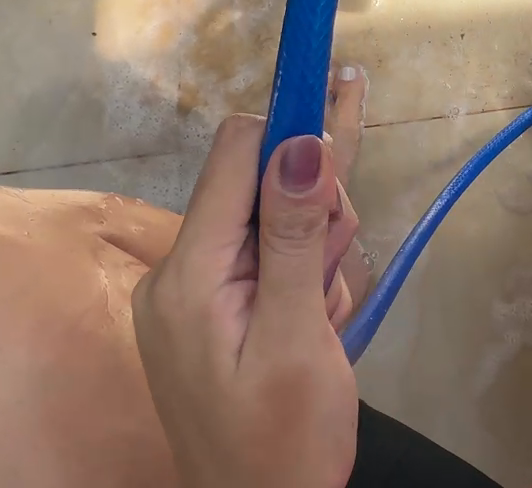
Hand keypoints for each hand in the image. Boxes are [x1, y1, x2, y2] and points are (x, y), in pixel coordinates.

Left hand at [133, 114, 360, 487]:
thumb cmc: (284, 438)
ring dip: (323, 247)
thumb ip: (292, 237)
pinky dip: (314, 270)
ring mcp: (206, 282)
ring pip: (287, 213)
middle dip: (317, 209)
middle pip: (268, 180)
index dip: (291, 121)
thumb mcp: (297, 336)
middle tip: (332, 267)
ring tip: (326, 312)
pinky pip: (283, 249)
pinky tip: (320, 315)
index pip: (236, 154)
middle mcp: (187, 264)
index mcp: (189, 271)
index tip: (344, 92)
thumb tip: (300, 141)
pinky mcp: (229, 296)